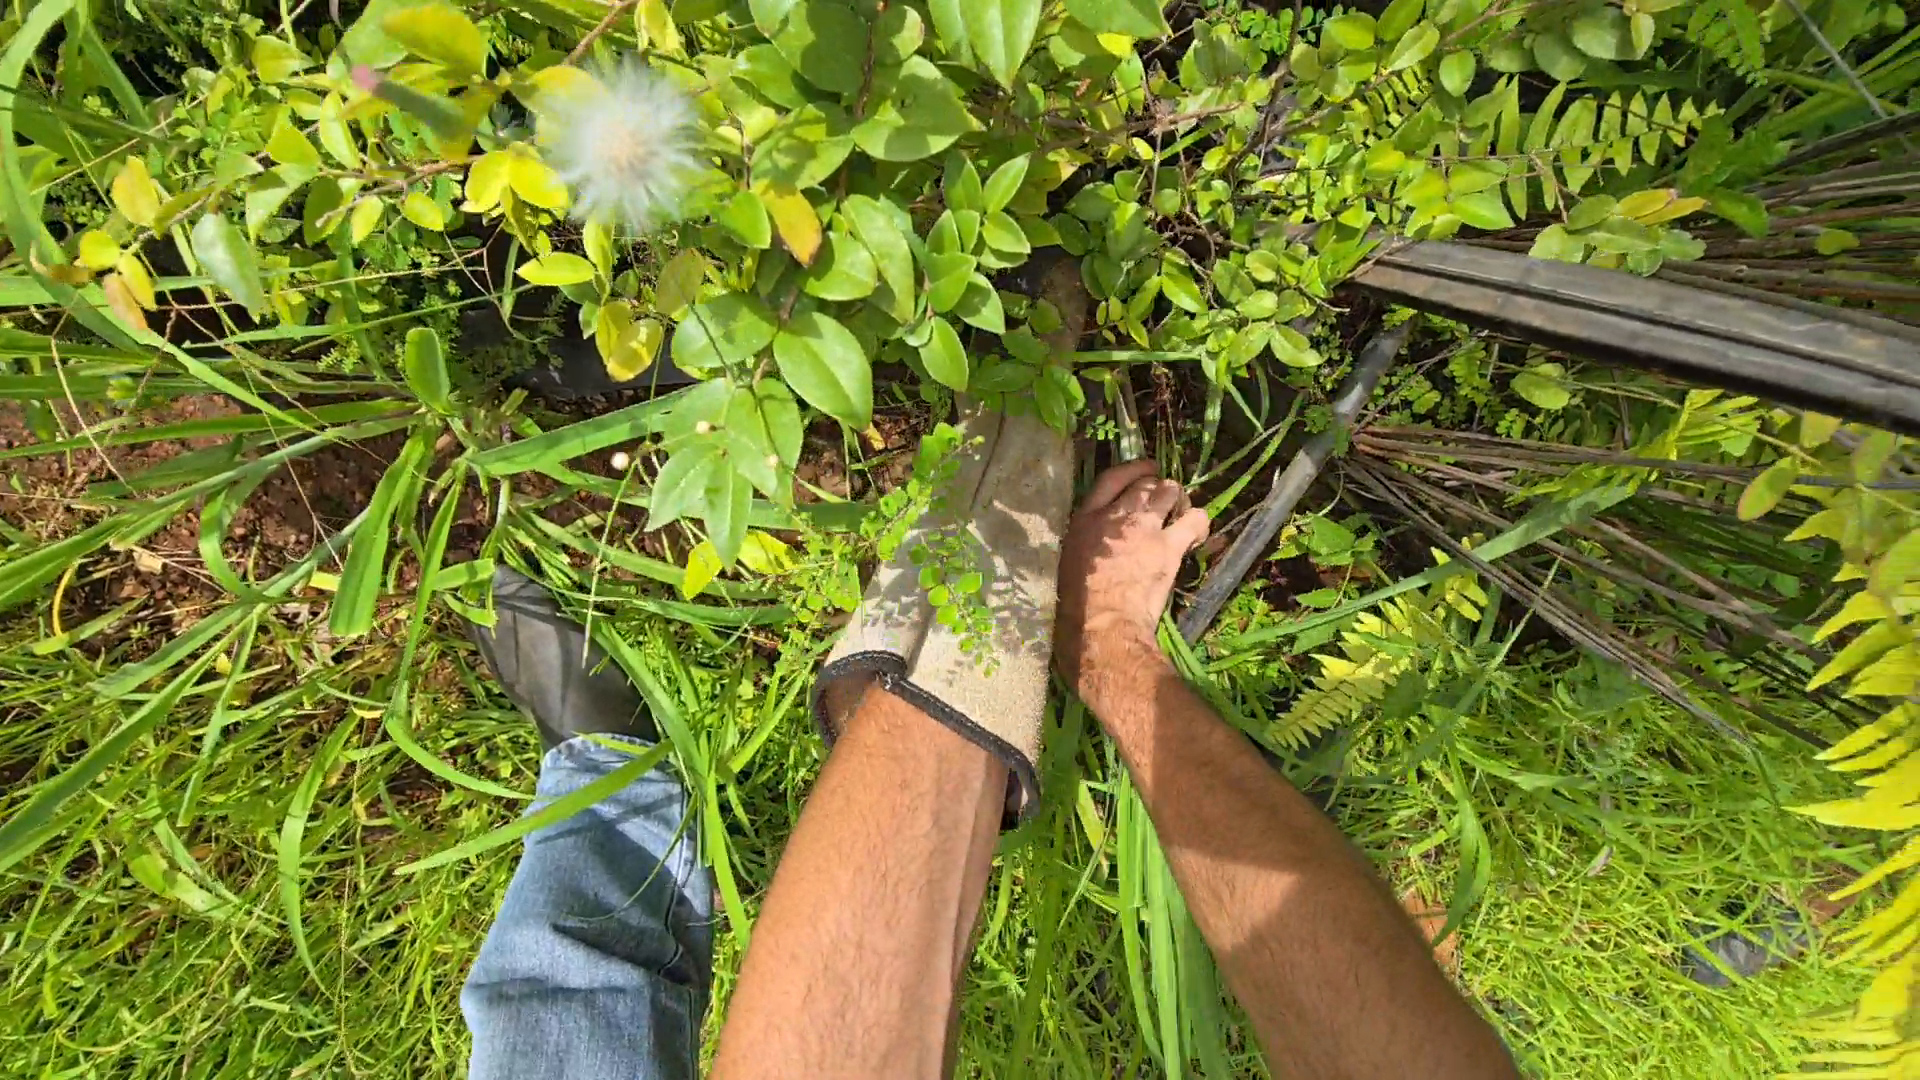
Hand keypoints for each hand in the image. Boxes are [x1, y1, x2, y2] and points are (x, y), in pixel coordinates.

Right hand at [1054, 460, 1209, 697]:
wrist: (1102, 624)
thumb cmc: (1077, 604)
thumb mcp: (1070, 562)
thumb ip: (1088, 543)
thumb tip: (1099, 544)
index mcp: (1085, 519)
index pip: (1111, 478)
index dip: (1134, 469)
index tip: (1147, 469)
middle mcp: (1115, 516)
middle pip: (1145, 484)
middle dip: (1158, 488)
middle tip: (1165, 502)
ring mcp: (1144, 528)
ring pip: (1170, 492)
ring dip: (1178, 499)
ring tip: (1181, 512)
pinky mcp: (1169, 547)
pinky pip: (1195, 520)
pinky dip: (1199, 523)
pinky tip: (1196, 533)